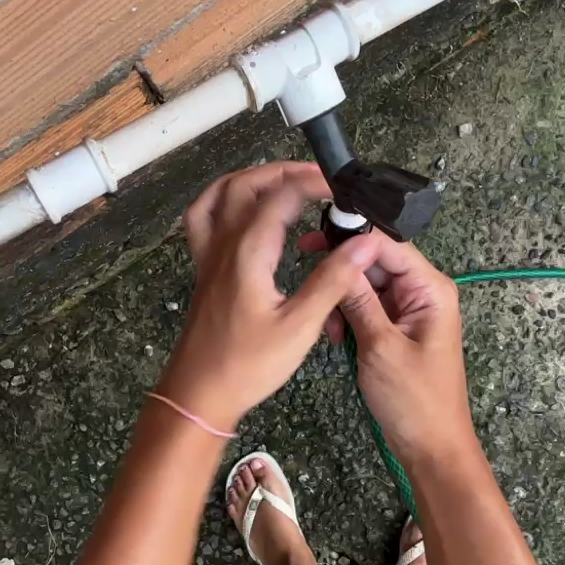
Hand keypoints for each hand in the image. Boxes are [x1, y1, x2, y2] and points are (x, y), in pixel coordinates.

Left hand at [156, 162, 380, 430]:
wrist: (199, 393)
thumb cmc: (248, 365)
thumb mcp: (299, 326)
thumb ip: (332, 280)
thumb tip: (365, 243)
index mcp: (248, 252)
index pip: (283, 195)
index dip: (316, 183)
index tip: (345, 191)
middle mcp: (223, 245)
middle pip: (246, 184)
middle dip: (284, 171)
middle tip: (319, 180)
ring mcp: (207, 257)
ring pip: (219, 196)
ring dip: (250, 179)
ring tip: (283, 184)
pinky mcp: (203, 271)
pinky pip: (203, 219)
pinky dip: (221, 201)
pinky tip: (239, 210)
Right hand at [298, 229, 475, 466]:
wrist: (430, 447)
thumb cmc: (413, 400)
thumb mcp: (379, 347)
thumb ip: (358, 300)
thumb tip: (340, 256)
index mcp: (430, 289)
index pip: (388, 245)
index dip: (352, 239)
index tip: (311, 241)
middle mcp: (422, 293)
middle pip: (375, 263)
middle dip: (344, 276)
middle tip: (312, 288)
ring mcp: (408, 312)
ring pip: (366, 287)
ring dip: (343, 302)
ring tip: (330, 330)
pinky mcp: (394, 331)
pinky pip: (366, 310)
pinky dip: (348, 319)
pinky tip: (336, 339)